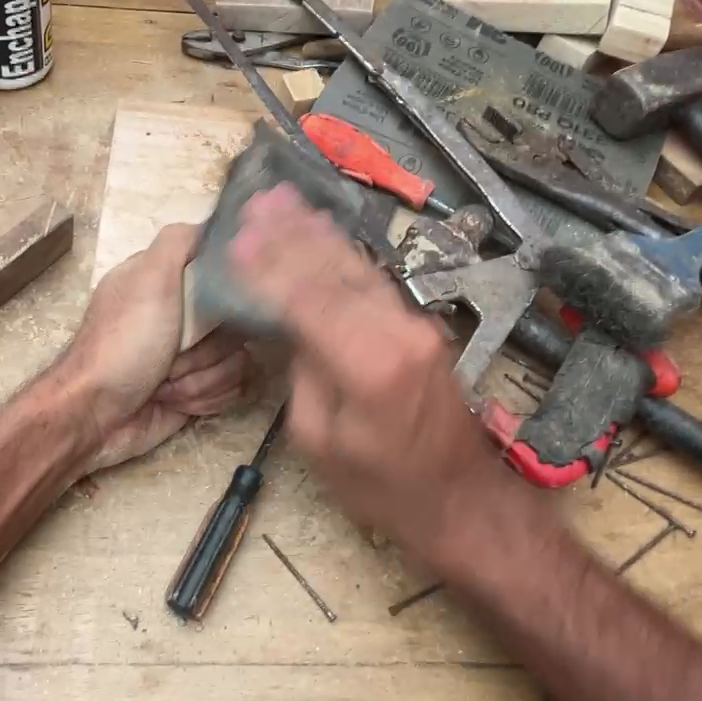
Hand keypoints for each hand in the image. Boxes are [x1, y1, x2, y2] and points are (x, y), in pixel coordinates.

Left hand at [52, 224, 254, 472]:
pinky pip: (235, 389)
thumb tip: (216, 223)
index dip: (223, 296)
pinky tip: (177, 403)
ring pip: (241, 359)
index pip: (225, 274)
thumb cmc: (122, 345)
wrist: (97, 416)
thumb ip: (180, 241)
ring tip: (168, 385)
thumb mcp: (148, 279)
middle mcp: (182, 314)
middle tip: (174, 355)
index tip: (208, 309)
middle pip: (238, 322)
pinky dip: (207, 398)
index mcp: (168, 281)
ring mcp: (192, 354)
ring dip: (205, 378)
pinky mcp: (201, 389)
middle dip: (210, 348)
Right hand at [228, 186, 536, 552]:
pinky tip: (324, 232)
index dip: (269, 266)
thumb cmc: (384, 488)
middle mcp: (397, 331)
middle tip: (258, 201)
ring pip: (357, 268)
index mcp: (368, 364)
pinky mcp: (423, 329)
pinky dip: (344, 254)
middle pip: (333, 270)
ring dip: (317, 234)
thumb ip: (303, 373)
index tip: (238, 238)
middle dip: (291, 235)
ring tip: (284, 201)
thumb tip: (289, 326)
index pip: (307, 298)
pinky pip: (375, 282)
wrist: (462, 499)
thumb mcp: (319, 440)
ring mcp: (416, 326)